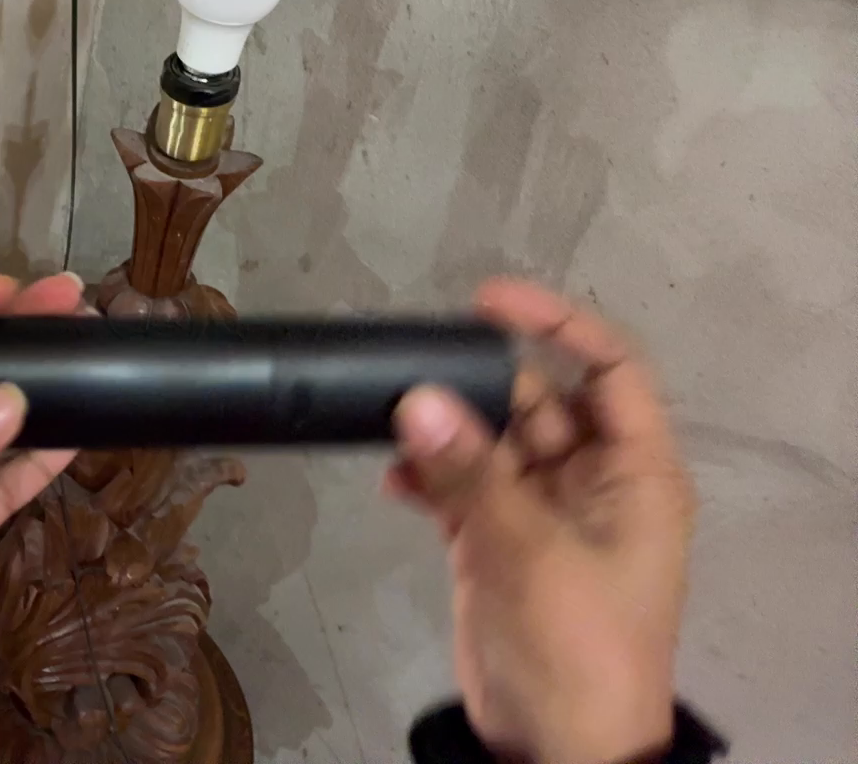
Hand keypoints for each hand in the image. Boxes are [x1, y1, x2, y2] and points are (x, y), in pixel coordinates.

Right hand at [386, 279, 694, 763]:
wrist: (551, 740)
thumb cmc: (576, 645)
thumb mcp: (529, 554)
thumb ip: (471, 474)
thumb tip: (413, 399)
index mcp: (629, 476)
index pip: (609, 373)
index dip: (558, 324)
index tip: (486, 300)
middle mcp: (581, 479)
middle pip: (527, 399)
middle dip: (470, 384)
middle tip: (405, 373)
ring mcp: (530, 505)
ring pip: (479, 437)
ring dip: (436, 431)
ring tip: (388, 427)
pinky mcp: (485, 530)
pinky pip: (449, 479)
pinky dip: (419, 474)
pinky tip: (393, 484)